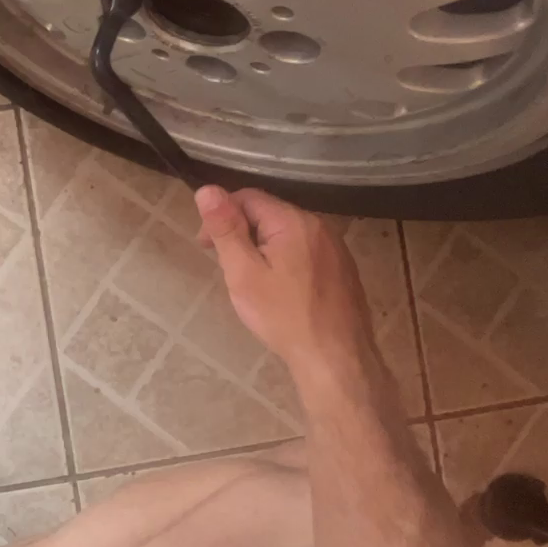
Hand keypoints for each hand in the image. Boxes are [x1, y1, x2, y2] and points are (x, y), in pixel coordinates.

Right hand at [193, 185, 376, 372]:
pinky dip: (282, 259)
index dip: (220, 216)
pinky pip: (302, 250)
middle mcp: (319, 226)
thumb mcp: (243, 272)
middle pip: (268, 213)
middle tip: (225, 267)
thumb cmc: (282, 314)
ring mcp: (334, 247)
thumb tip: (206, 190)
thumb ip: (225, 229)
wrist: (334, 357)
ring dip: (260, 246)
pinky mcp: (341, 267)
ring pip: (285, 232)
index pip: (248, 197)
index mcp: (293, 222)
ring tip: (248, 279)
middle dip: (239, 232)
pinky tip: (276, 287)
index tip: (206, 247)